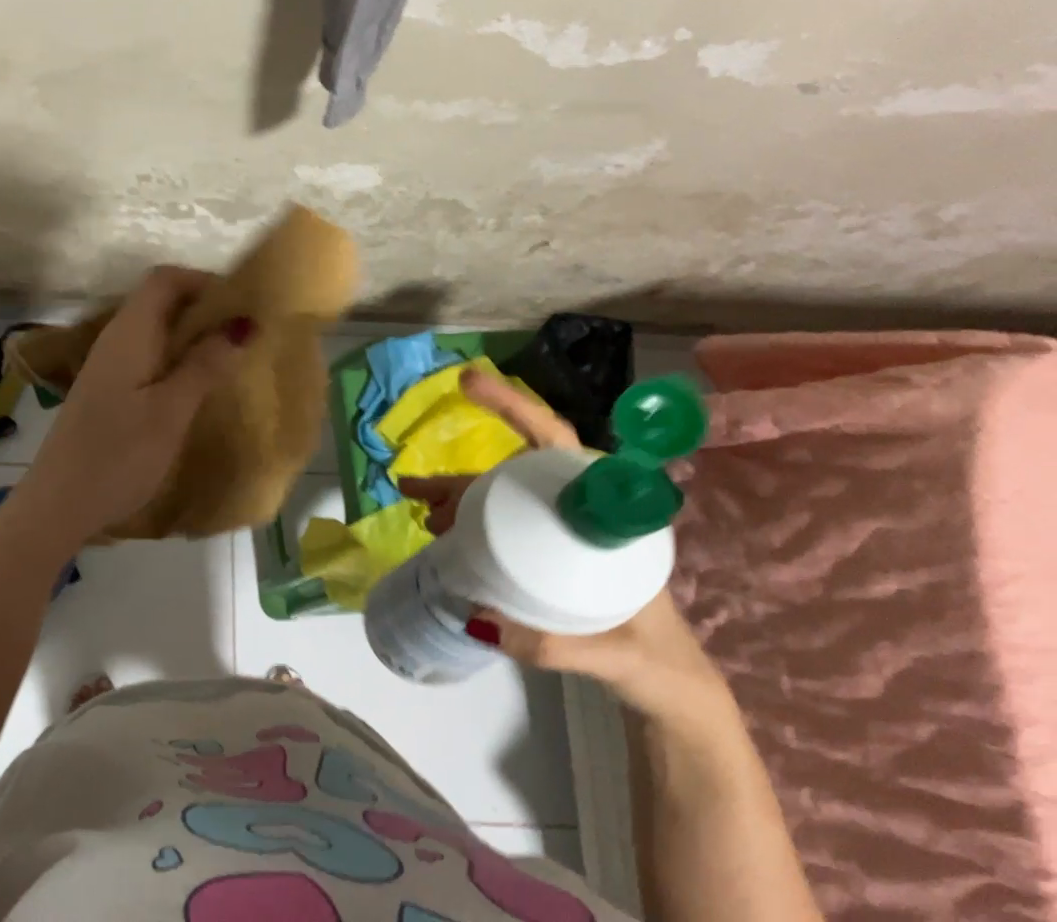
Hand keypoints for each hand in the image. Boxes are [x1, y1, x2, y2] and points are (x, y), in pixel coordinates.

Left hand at [14, 267, 249, 545]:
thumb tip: (240, 324)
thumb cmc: (118, 456)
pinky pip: (146, 362)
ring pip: (155, 335)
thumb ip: (204, 366)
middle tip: (246, 336)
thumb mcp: (170, 412)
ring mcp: (107, 369)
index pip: (165, 279)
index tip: (243, 305)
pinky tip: (196, 392)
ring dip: (191, 340)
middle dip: (204, 311)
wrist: (59, 504)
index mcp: (129, 334)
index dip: (204, 281)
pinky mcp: (106, 395)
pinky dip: (175, 364)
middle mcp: (115, 341)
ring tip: (230, 362)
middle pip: (161, 304)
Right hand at [398, 368, 725, 717]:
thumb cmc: (662, 673)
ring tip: (419, 513)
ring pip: (507, 501)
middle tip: (414, 488)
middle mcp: (586, 518)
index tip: (470, 386)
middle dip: (465, 476)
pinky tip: (443, 539)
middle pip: (519, 474)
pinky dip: (470, 527)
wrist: (676, 703)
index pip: (562, 448)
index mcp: (612, 519)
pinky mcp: (552, 562)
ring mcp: (567, 539)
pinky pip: (505, 529)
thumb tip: (472, 618)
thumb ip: (550, 645)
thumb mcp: (615, 660)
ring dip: (460, 500)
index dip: (516, 410)